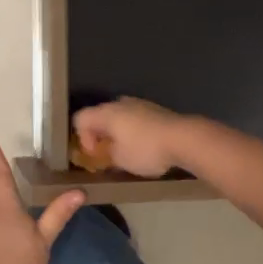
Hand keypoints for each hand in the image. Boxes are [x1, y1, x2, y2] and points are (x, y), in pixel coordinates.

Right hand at [72, 98, 188, 177]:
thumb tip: (109, 151)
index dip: (82, 138)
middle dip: (100, 135)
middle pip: (99, 115)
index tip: (94, 155)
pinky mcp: (153, 108)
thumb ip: (109, 154)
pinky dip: (132, 129)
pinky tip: (143, 145)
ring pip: (118, 115)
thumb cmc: (146, 149)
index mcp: (107, 113)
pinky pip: (134, 117)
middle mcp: (120, 103)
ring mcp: (138, 103)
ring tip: (126, 151)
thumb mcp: (121, 160)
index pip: (80, 118)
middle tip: (107, 154)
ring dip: (117, 131)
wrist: (182, 137)